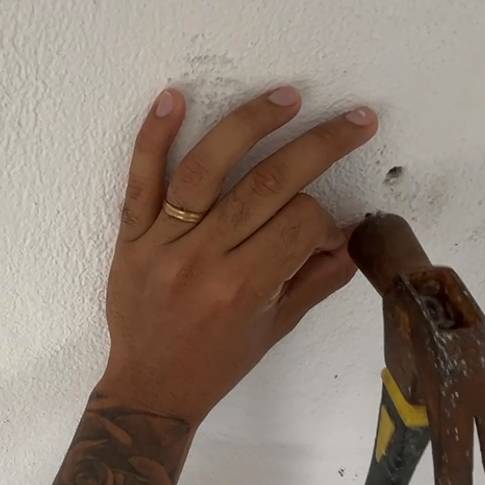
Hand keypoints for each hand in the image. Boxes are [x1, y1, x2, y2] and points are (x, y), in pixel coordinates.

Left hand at [96, 86, 377, 423]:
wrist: (151, 387)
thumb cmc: (215, 363)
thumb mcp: (274, 328)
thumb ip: (314, 280)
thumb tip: (348, 237)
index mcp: (242, 288)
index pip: (300, 221)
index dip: (323, 217)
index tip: (323, 228)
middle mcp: (202, 260)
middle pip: (266, 184)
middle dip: (319, 146)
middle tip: (353, 120)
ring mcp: (162, 243)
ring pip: (206, 168)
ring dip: (249, 124)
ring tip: (285, 97)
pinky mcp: (132, 236)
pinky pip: (140, 179)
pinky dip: (154, 136)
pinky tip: (173, 99)